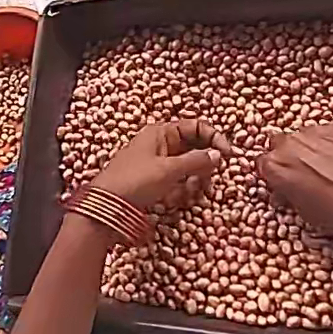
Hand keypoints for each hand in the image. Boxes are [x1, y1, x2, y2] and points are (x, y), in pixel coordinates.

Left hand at [89, 120, 233, 210]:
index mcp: (160, 132)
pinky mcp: (153, 181)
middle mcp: (159, 144)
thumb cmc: (134, 181)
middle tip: (206, 179)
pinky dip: (180, 188)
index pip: (195, 126)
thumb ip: (196, 161)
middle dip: (202, 164)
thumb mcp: (168, 169)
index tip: (227, 154)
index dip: (213, 138)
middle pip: (193, 147)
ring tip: (188, 191)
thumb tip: (218, 154)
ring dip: (192, 179)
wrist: (105, 207)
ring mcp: (156, 163)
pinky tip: (175, 199)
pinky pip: (176, 181)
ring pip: (186, 166)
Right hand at [254, 121, 332, 233]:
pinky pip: (326, 132)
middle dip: (287, 156)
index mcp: (275, 167)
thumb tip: (287, 190)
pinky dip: (330, 142)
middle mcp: (289, 144)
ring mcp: (313, 131)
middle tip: (303, 173)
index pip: (262, 164)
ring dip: (309, 148)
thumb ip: (289, 194)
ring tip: (328, 166)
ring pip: (303, 136)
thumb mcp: (305, 213)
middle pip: (279, 145)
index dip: (272, 174)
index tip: (281, 181)